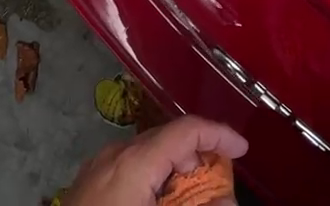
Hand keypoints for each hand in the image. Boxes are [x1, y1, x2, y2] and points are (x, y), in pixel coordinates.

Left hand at [62, 116, 247, 205]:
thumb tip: (227, 201)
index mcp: (135, 162)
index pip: (186, 130)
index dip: (219, 135)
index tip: (243, 150)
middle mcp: (115, 154)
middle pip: (168, 138)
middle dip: (199, 154)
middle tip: (221, 180)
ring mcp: (97, 168)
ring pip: (148, 152)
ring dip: (176, 167)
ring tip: (191, 196)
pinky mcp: (86, 184)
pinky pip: (129, 167)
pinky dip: (153, 177)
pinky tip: (159, 201)